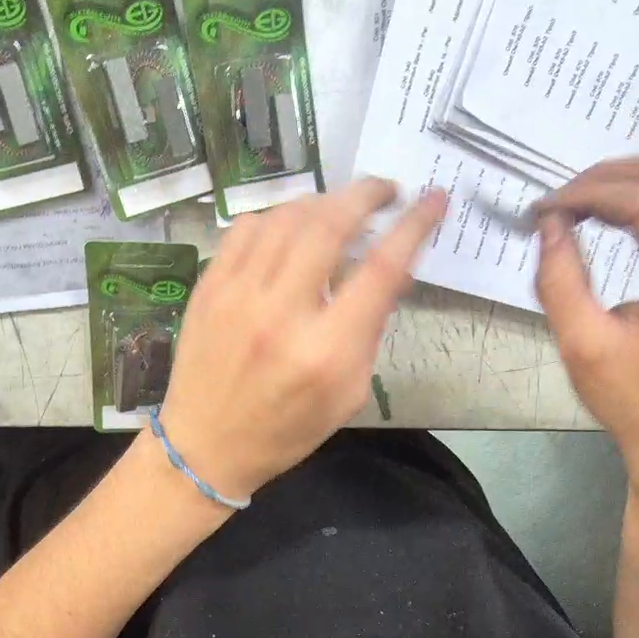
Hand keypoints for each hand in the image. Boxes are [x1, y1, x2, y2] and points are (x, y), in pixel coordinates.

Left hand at [156, 180, 447, 499]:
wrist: (206, 446)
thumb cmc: (286, 430)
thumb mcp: (347, 395)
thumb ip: (369, 332)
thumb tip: (392, 273)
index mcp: (326, 351)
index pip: (380, 270)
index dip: (413, 227)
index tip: (432, 201)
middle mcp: (282, 313)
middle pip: (330, 225)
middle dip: (366, 194)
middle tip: (386, 191)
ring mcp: (238, 295)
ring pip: (287, 218)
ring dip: (322, 201)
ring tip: (340, 208)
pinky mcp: (209, 288)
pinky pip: (246, 228)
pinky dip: (276, 216)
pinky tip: (290, 227)